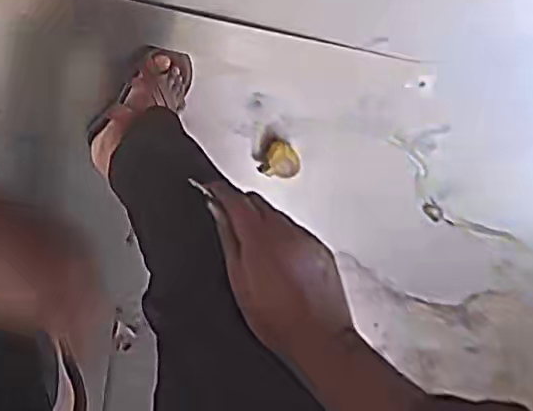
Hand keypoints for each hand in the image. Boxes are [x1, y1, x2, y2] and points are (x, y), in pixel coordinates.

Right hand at [202, 180, 352, 355]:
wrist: (321, 342)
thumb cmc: (278, 319)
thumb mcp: (238, 279)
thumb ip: (227, 237)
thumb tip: (217, 210)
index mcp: (259, 235)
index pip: (234, 197)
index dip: (218, 190)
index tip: (211, 189)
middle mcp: (284, 231)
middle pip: (256, 201)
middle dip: (241, 205)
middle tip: (231, 219)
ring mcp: (305, 239)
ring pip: (277, 215)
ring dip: (264, 222)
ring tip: (259, 249)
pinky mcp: (321, 249)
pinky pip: (296, 230)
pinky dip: (285, 236)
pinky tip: (282, 260)